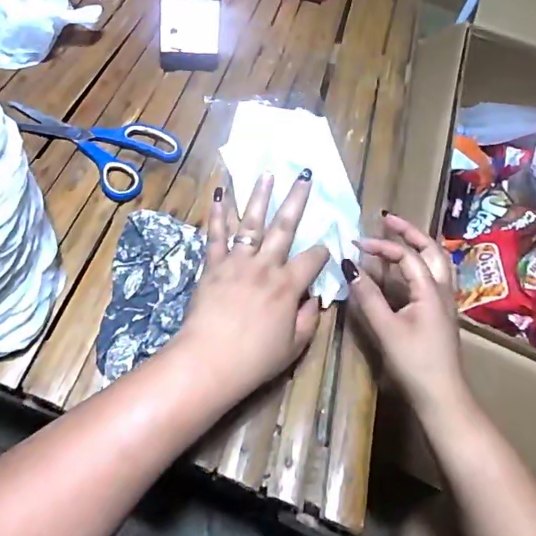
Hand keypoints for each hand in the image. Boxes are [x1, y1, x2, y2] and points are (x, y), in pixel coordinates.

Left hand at [171, 170, 329, 400]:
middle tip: (305, 176)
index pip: (313, 259)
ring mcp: (237, 262)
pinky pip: (216, 235)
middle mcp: (265, 266)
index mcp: (288, 286)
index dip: (323, 251)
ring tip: (267, 174)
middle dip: (297, 200)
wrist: (208, 361)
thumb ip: (308, 319)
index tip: (326, 247)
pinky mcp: (213, 265)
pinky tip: (222, 194)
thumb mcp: (293, 346)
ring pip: (251, 222)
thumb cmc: (254, 360)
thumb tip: (315, 299)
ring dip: (260, 196)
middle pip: (285, 227)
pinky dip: (219, 214)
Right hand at [348, 217, 471, 417]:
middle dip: (409, 231)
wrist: (442, 396)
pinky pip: (435, 275)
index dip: (382, 246)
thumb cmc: (415, 363)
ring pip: (437, 261)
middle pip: (431, 249)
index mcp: (431, 289)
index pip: (407, 255)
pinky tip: (407, 270)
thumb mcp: (386, 329)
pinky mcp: (442, 312)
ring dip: (419, 245)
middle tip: (387, 220)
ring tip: (399, 237)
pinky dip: (420, 262)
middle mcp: (443, 289)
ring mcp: (446, 301)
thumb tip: (350, 267)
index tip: (357, 244)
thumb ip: (368, 297)